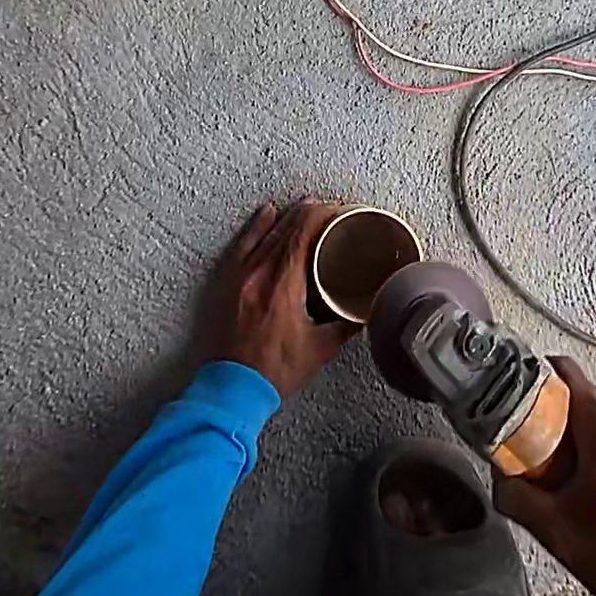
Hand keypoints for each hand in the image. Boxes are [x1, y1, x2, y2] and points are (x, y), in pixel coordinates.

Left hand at [209, 199, 356, 396]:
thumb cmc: (273, 370)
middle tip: (332, 210)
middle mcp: (260, 273)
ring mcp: (242, 275)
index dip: (323, 214)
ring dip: (291, 216)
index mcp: (283, 284)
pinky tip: (269, 211)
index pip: (304, 232)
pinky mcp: (230, 281)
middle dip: (312, 212)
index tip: (339, 210)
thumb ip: (346, 324)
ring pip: (268, 231)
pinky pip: (245, 242)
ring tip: (309, 208)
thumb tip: (366, 307)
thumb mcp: (320, 348)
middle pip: (288, 226)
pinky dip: (259, 225)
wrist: (232, 387)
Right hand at [494, 357, 595, 595]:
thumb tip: (500, 478)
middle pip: (586, 396)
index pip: (564, 371)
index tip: (525, 398)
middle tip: (549, 452)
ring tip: (585, 479)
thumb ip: (518, 497)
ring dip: (592, 436)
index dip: (538, 376)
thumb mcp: (562, 537)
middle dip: (561, 418)